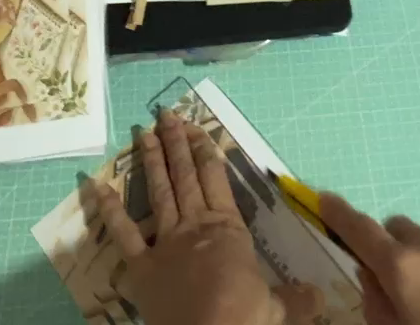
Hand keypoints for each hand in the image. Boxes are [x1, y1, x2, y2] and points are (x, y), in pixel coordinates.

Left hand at [89, 108, 320, 324]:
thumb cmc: (243, 318)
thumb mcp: (278, 309)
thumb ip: (296, 299)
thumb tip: (322, 296)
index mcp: (227, 227)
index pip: (216, 178)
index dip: (205, 151)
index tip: (197, 128)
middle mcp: (195, 224)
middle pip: (186, 175)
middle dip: (177, 143)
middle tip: (167, 114)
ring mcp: (166, 242)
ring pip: (159, 192)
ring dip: (152, 160)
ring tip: (144, 131)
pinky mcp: (142, 266)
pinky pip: (124, 234)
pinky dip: (109, 210)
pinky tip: (96, 186)